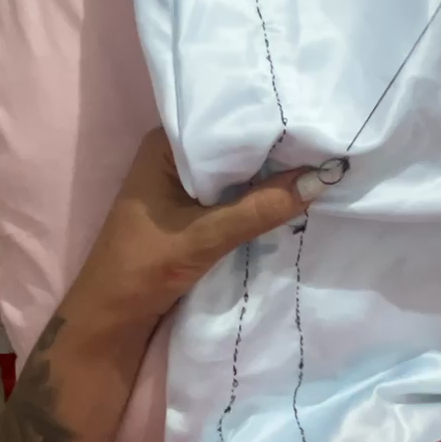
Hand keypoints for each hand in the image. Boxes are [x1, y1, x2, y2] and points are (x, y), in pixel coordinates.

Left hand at [61, 129, 329, 343]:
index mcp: (165, 146)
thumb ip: (259, 209)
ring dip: (270, 175)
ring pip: (238, 173)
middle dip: (275, 149)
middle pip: (235, 145)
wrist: (111, 322)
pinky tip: (294, 194)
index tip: (313, 120)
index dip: (268, 121)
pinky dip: (259, 197)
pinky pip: (235, 195)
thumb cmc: (142, 269)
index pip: (225, 119)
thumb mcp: (204, 237)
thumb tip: (321, 178)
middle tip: (329, 142)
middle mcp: (175, 157)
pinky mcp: (195, 211)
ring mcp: (185, 185)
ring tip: (322, 162)